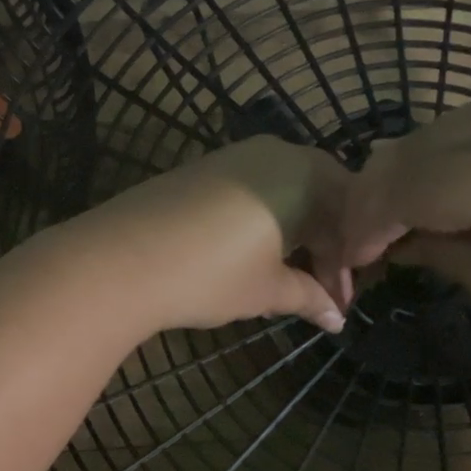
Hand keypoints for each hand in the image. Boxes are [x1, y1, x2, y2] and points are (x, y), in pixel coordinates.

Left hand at [58, 137, 349, 332]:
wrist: (122, 259)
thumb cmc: (212, 274)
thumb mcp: (268, 289)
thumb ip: (308, 296)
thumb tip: (336, 317)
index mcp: (306, 175)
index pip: (349, 216)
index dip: (348, 264)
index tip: (341, 302)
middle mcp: (277, 153)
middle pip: (321, 198)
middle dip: (326, 246)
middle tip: (321, 291)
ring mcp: (238, 156)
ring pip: (288, 193)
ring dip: (297, 236)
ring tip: (288, 281)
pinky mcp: (205, 168)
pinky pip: (256, 190)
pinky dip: (267, 223)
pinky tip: (256, 258)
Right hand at [316, 77, 470, 352]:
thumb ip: (462, 261)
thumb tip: (402, 243)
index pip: (412, 186)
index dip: (364, 221)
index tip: (346, 258)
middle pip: (420, 144)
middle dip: (377, 193)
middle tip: (364, 243)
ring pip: (451, 123)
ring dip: (415, 170)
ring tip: (408, 223)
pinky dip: (458, 152)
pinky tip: (463, 191)